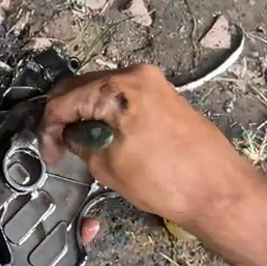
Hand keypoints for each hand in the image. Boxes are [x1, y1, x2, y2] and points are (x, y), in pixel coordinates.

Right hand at [42, 64, 266, 233]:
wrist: (219, 191)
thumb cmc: (167, 180)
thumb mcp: (107, 165)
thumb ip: (81, 143)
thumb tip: (71, 136)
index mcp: (119, 87)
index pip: (64, 100)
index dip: (48, 128)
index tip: (47, 152)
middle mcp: (136, 74)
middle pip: (80, 87)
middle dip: (64, 116)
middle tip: (58, 147)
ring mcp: (153, 82)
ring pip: (100, 91)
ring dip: (84, 113)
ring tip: (79, 144)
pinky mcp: (164, 95)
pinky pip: (121, 96)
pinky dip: (105, 112)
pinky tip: (102, 135)